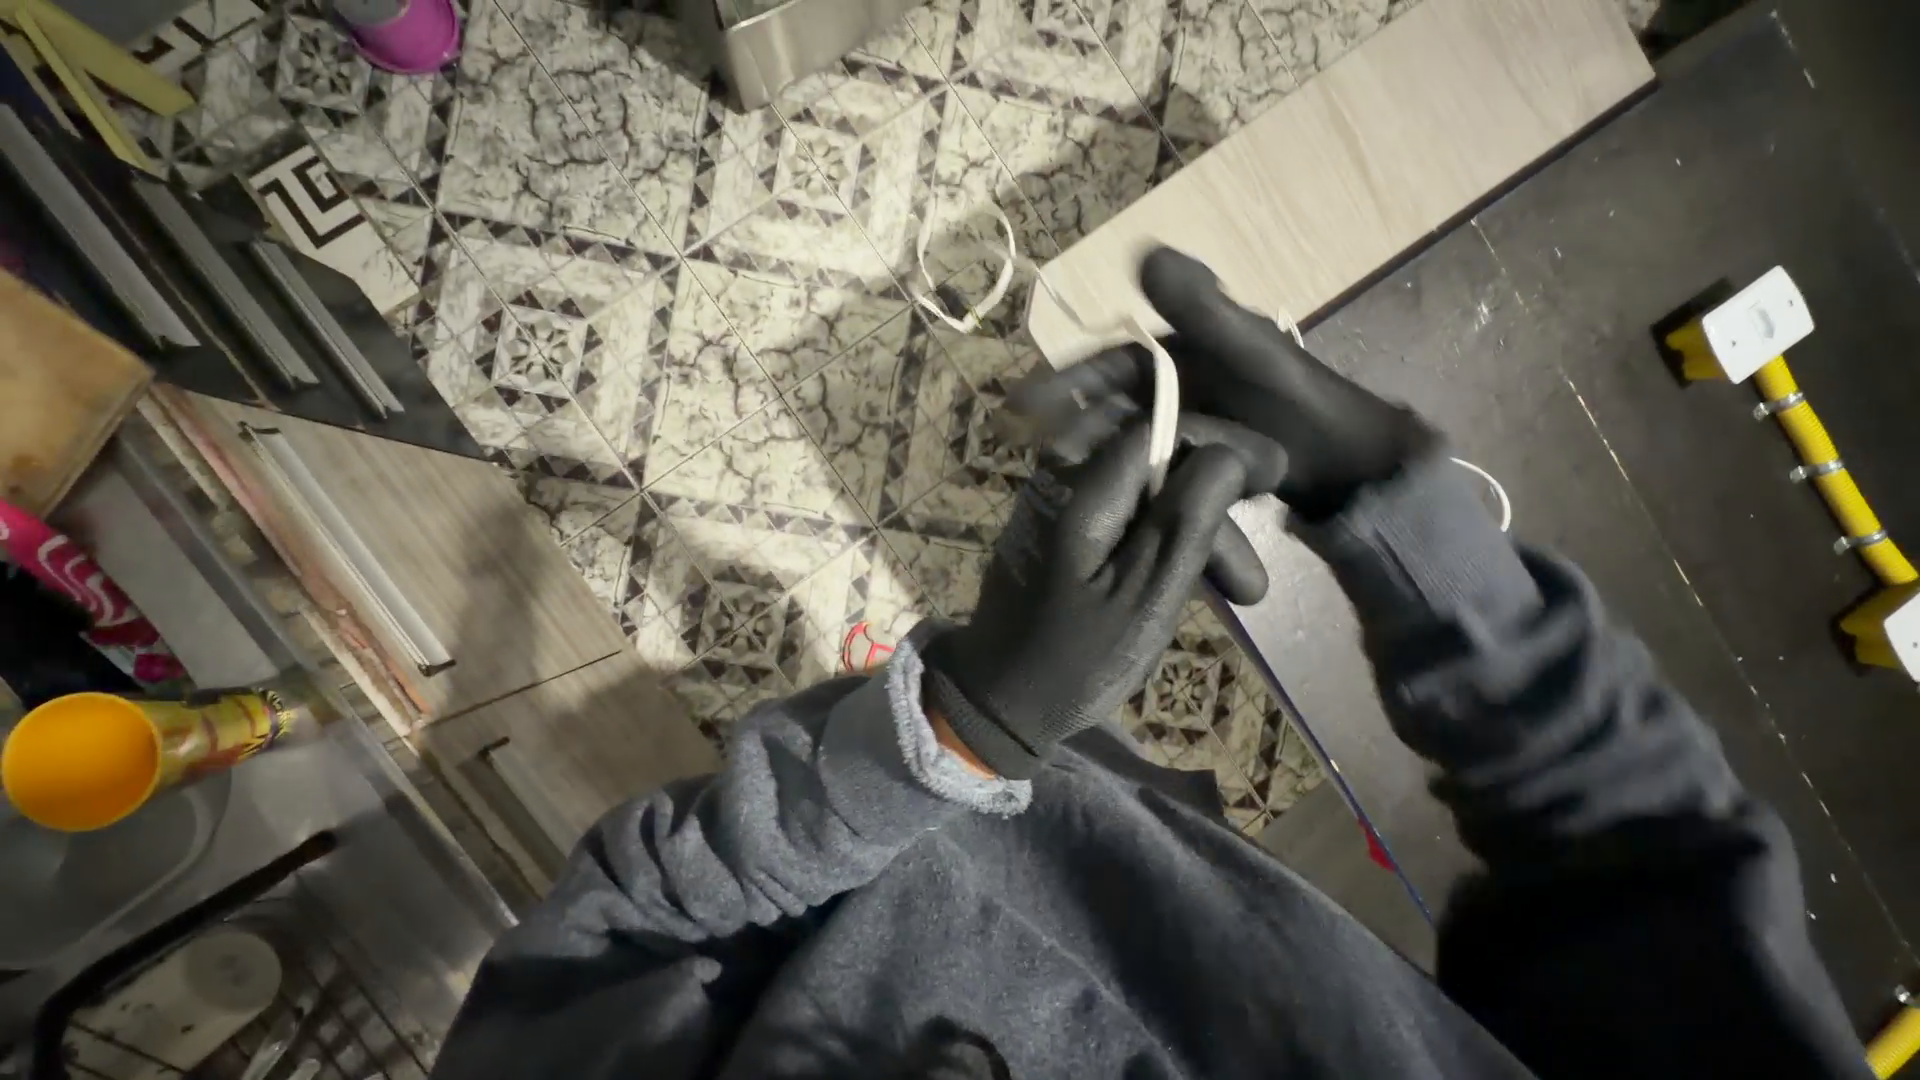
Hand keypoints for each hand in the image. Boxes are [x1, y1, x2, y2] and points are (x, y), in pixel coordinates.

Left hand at [922, 418, 1284, 778]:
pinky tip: (1193, 579)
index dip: (1222, 443)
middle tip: (1253, 572)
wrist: (999, 702)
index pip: (1160, 429)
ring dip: (1193, 530)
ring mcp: (1056, 506)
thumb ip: (1187, 517)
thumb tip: (1225, 452)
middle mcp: (1063, 481)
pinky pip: (1121, 513)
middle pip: (1154, 460)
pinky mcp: (1057, 532)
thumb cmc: (1076, 658)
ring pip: (1142, 491)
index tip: (1276, 472)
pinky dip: (1160, 538)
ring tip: (1241, 591)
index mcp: (1081, 489)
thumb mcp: (1146, 595)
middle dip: (1213, 506)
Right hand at [1014, 246, 1437, 519]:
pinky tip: (1105, 517)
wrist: (1354, 466)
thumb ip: (1204, 310)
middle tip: (1037, 462)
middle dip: (1072, 436)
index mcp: (1179, 354)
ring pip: (1126, 450)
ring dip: (1098, 471)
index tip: (1023, 407)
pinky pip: (1151, 480)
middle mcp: (1173, 391)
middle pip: (1108, 413)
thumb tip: (1145, 252)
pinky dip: (1131, 494)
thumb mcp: (1255, 352)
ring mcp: (1181, 434)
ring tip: (1063, 498)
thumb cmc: (1304, 403)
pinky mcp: (1190, 471)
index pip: (1107, 366)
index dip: (1065, 384)